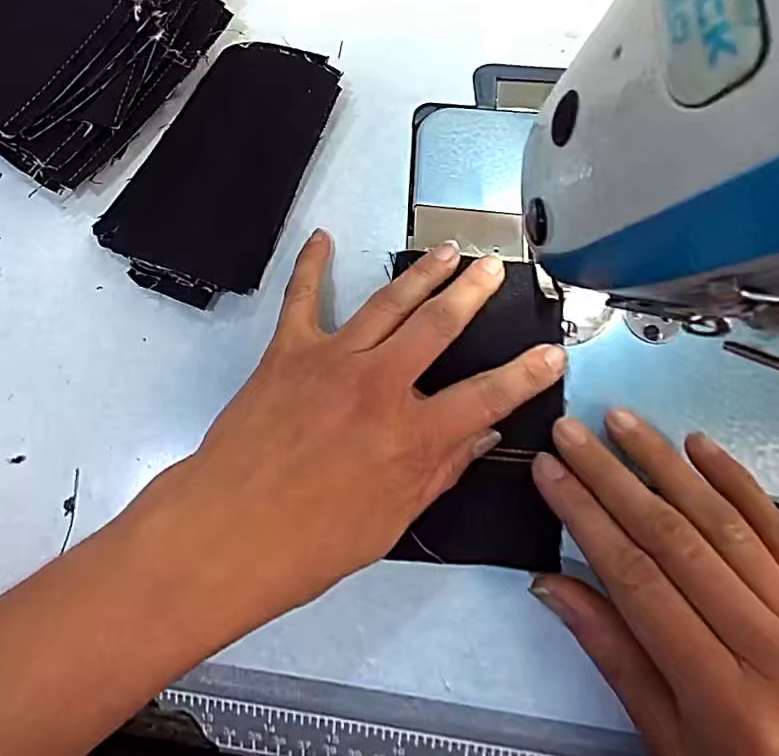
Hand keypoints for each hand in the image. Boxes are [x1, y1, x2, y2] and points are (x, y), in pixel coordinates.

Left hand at [135, 231, 566, 615]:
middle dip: (472, 293)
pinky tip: (320, 238)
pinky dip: (310, 266)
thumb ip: (441, 470)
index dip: (526, 374)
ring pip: (388, 303)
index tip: (552, 352)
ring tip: (447, 252)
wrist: (227, 532)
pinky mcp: (288, 351)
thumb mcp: (392, 520)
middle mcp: (379, 384)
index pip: (487, 396)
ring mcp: (333, 360)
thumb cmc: (314, 541)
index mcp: (412, 434)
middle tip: (492, 267)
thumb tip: (483, 434)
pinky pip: (302, 299)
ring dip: (422, 274)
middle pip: (439, 326)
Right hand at [529, 411, 778, 755]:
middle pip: (675, 539)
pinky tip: (703, 448)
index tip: (553, 475)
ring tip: (624, 423)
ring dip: (665, 462)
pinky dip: (738, 482)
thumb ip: (616, 659)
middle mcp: (776, 656)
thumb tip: (555, 587)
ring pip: (724, 522)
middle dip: (612, 475)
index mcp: (729, 704)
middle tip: (573, 435)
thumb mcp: (674, 750)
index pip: (637, 581)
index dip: (586, 517)